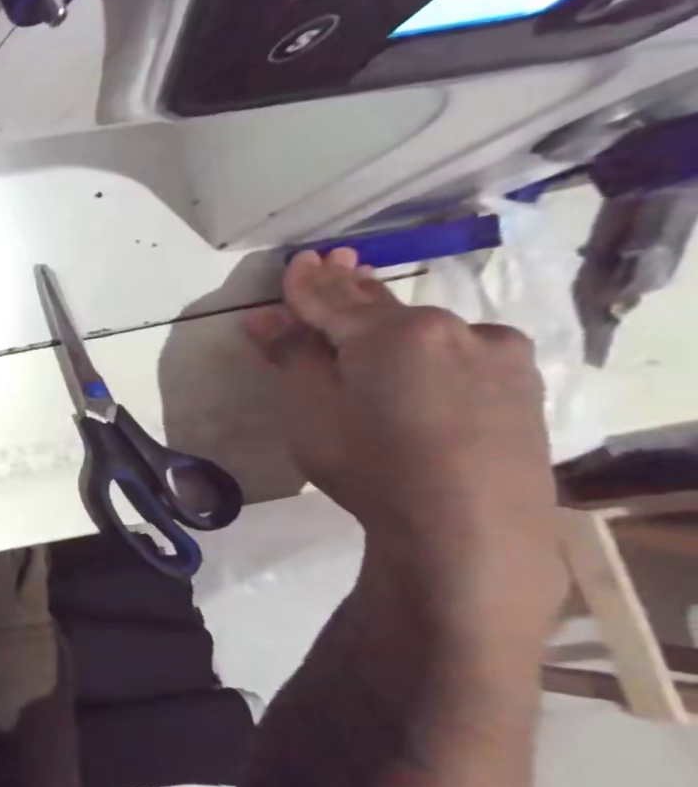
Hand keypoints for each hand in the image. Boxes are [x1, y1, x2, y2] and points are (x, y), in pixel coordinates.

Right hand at [243, 250, 563, 606]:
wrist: (469, 526)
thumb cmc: (369, 463)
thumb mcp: (309, 410)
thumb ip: (292, 356)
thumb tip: (264, 317)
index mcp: (394, 330)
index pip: (334, 298)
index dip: (307, 282)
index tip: (296, 260)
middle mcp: (454, 328)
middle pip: (384, 306)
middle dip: (353, 287)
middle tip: (337, 262)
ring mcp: (497, 355)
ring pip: (428, 330)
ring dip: (393, 322)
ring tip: (373, 315)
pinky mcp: (521, 386)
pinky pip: (462, 353)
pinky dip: (431, 350)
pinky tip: (422, 363)